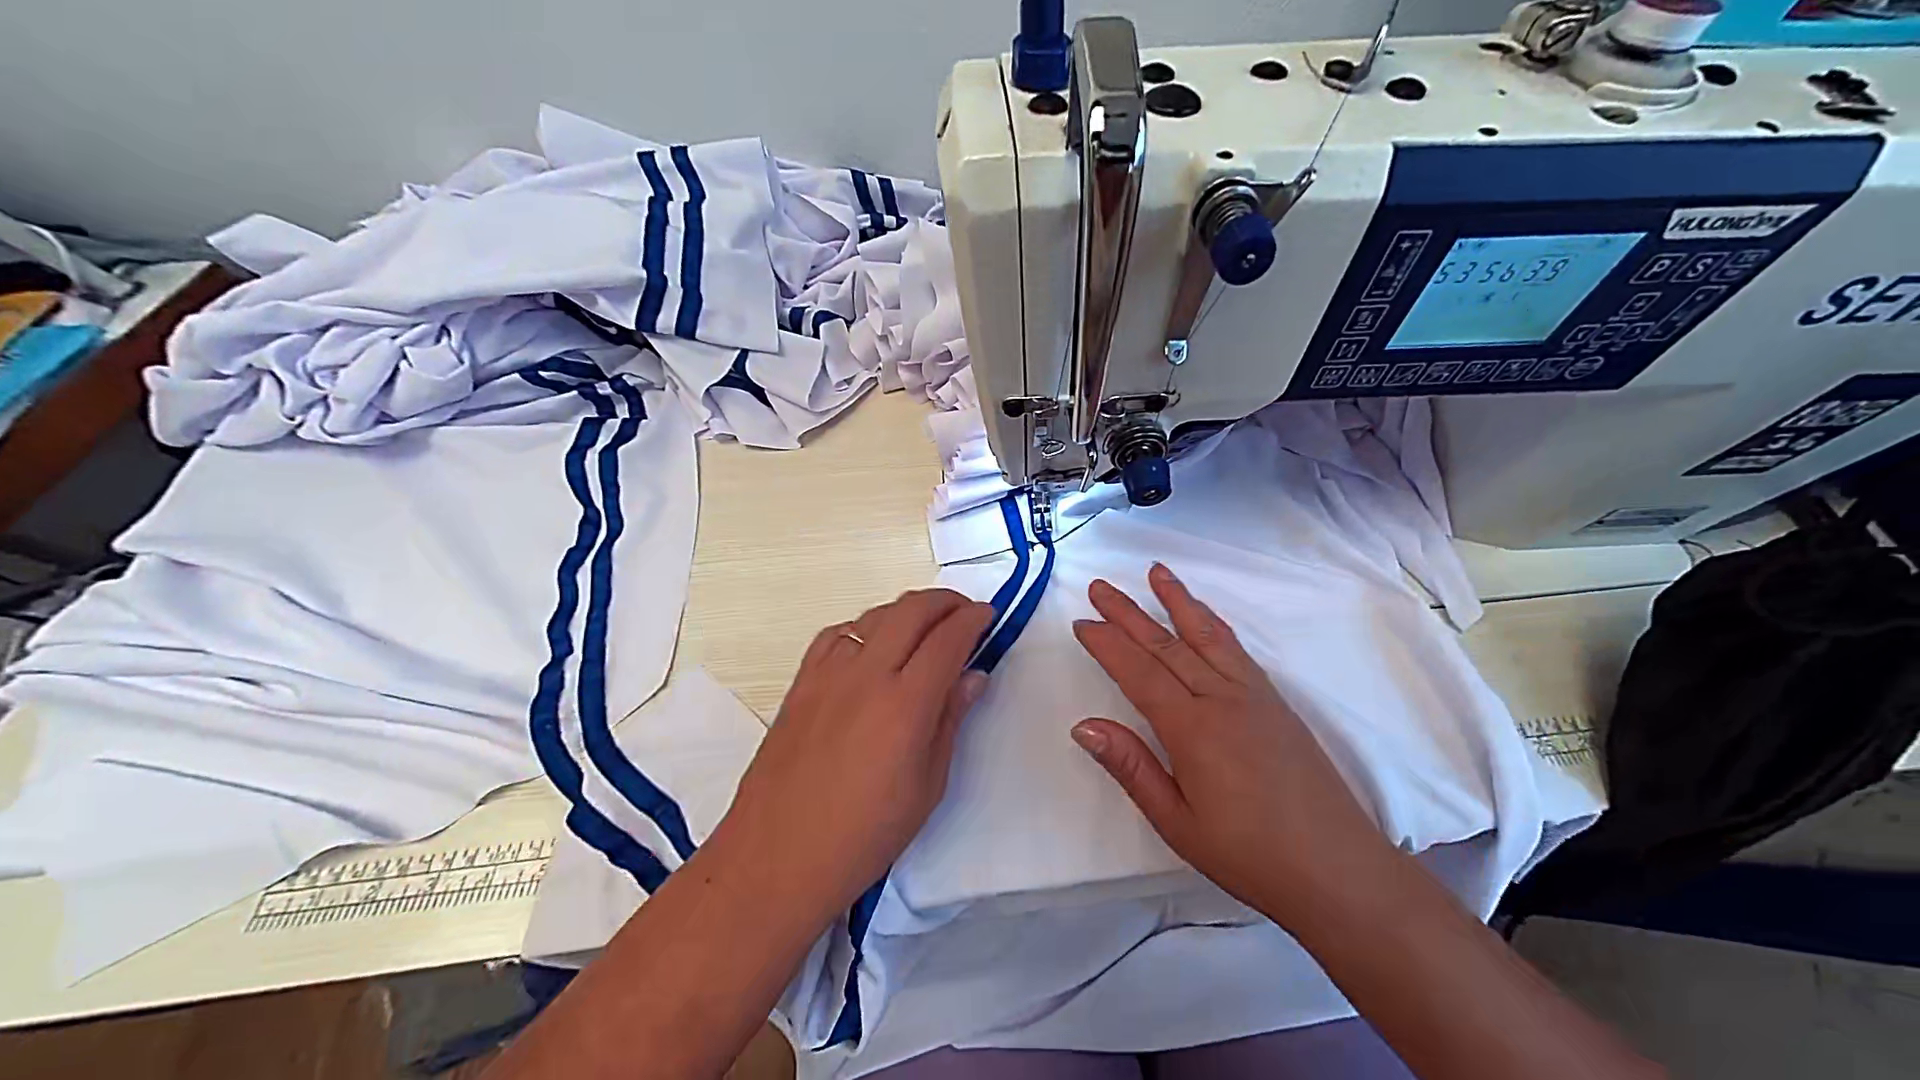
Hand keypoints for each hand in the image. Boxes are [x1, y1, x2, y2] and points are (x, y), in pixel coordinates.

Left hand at [712, 589, 993, 918]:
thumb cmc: (863, 835)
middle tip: (965, 613)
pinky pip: (837, 634)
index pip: (948, 638)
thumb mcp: (927, 785)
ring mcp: (828, 674)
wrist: (779, 856)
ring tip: (925, 629)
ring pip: (874, 615)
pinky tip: (873, 646)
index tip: (988, 616)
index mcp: (905, 704)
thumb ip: (950, 720)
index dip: (974, 620)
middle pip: (912, 611)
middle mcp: (866, 676)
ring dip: (908, 611)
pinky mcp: (801, 683)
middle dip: (946, 602)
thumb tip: (971, 677)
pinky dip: (865, 628)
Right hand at [1070, 564, 1397, 923]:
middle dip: (1129, 613)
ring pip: (1207, 636)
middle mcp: (1223, 700)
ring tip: (1156, 572)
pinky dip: (1213, 625)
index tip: (1082, 622)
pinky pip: (1236, 650)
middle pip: (1167, 645)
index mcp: (1193, 730)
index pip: (1139, 673)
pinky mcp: (1276, 704)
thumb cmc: (1249, 855)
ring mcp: (1255, 697)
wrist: (1339, 871)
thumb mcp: (1177, 822)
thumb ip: (1131, 767)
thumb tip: (1083, 725)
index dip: (1107, 644)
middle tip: (1099, 586)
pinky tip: (1204, 618)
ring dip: (1177, 601)